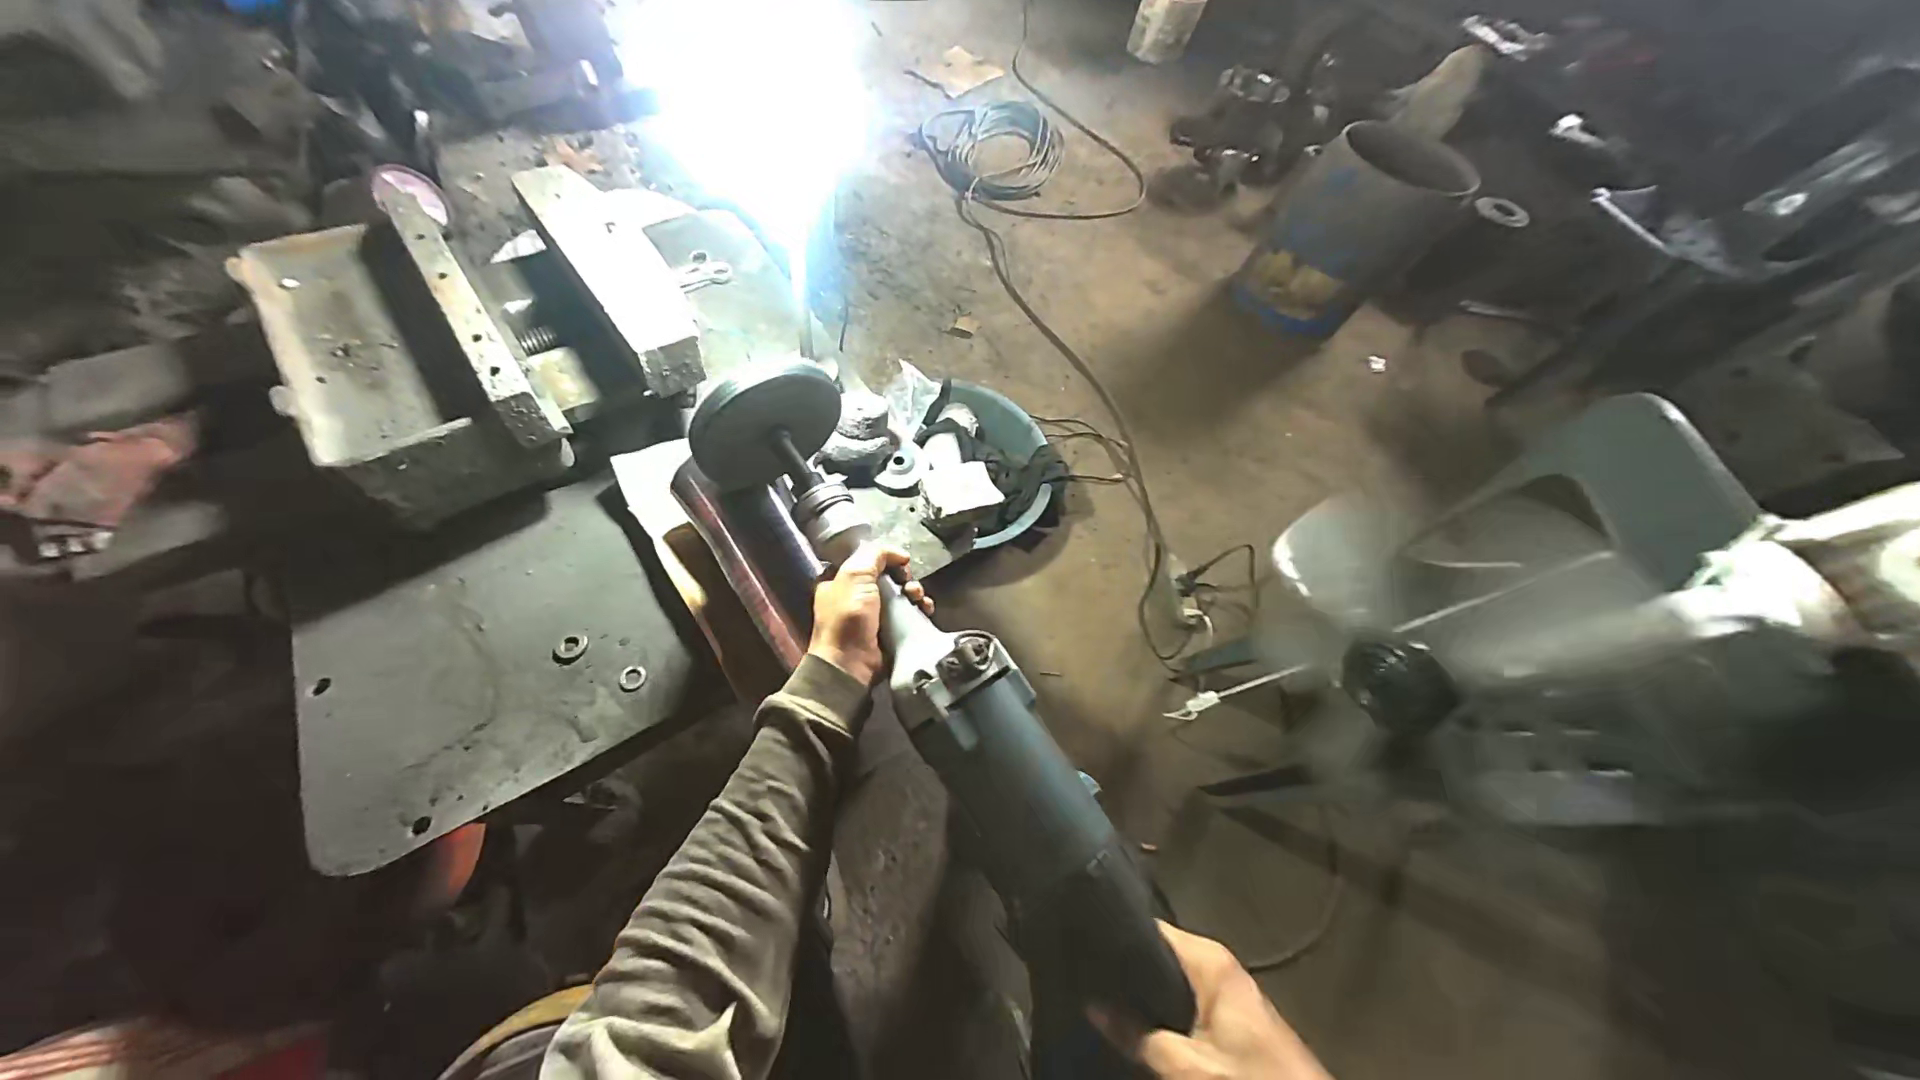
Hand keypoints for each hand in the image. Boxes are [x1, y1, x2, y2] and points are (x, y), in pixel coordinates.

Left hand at [808, 540, 932, 685]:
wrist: (850, 663)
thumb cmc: (848, 616)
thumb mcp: (855, 575)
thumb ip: (874, 555)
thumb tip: (900, 554)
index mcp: (843, 582)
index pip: (871, 562)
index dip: (889, 560)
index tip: (901, 565)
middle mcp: (858, 598)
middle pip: (891, 578)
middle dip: (905, 578)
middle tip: (909, 585)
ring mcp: (876, 617)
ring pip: (903, 596)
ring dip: (916, 593)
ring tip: (918, 598)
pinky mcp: (892, 633)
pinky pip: (911, 615)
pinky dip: (921, 610)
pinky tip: (925, 610)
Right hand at [1091, 921, 1331, 1079]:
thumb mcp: (1187, 1066)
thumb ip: (1136, 1034)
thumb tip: (1091, 1003)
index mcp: (1208, 959)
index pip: (1148, 928)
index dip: (1114, 936)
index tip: (1081, 945)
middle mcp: (1216, 964)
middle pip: (1157, 954)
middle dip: (1125, 970)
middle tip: (1084, 977)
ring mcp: (1226, 992)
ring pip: (1169, 982)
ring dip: (1142, 995)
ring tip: (1099, 997)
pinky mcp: (1231, 1020)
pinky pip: (1184, 1002)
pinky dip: (1161, 1011)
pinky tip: (1136, 1023)